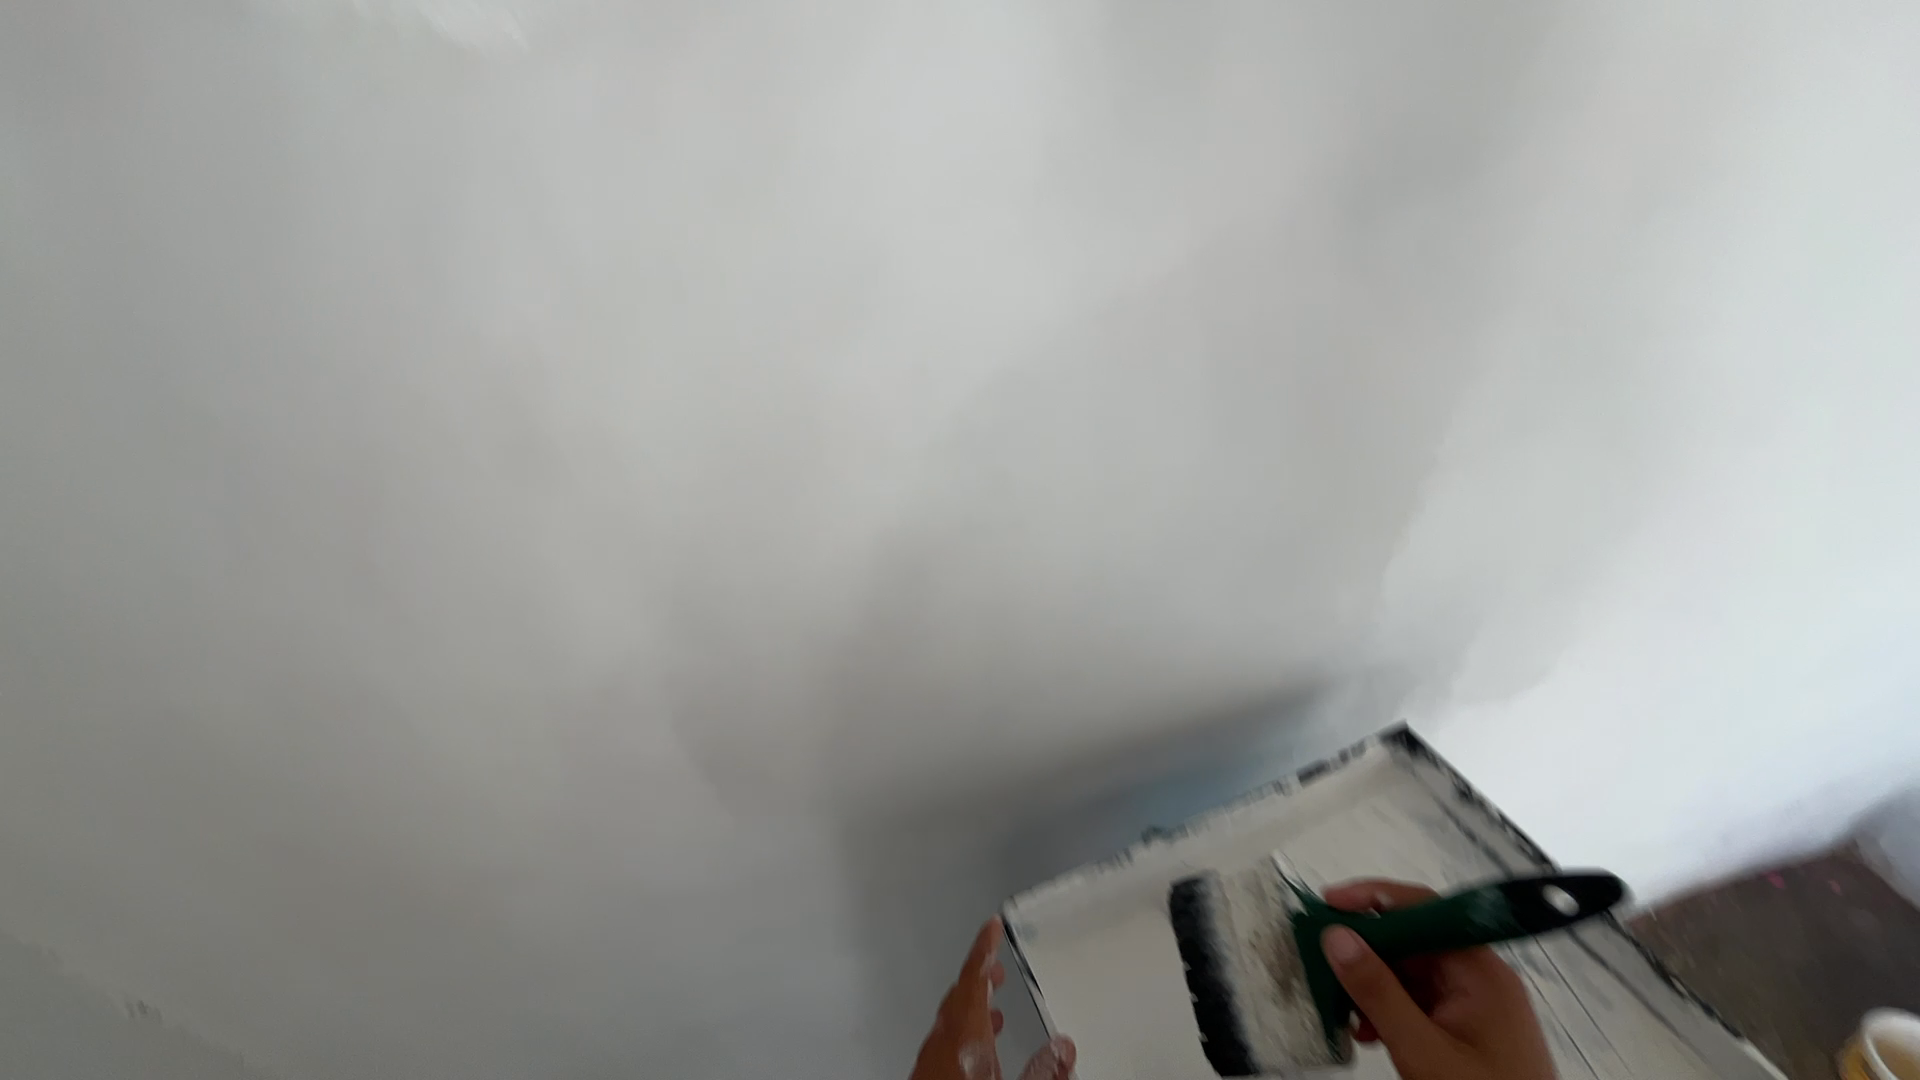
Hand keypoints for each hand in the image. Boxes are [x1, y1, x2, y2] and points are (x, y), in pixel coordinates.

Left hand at [909, 917, 1075, 1079]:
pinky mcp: (927, 1079)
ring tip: (996, 1006)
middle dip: (979, 975)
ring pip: (951, 1020)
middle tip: (998, 963)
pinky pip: (946, 1043)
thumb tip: (1064, 1045)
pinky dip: (965, 1032)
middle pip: (959, 996)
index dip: (983, 948)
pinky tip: (982, 1050)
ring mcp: (930, 1063)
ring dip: (973, 1006)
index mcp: (964, 1036)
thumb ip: (1045, 1073)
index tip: (992, 925)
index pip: (972, 978)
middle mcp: (942, 1043)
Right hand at [1321, 880, 1556, 1079]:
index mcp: (1479, 969)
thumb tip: (1334, 934)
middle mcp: (1479, 977)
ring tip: (1340, 1007)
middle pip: (1412, 939)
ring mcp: (1473, 1005)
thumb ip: (1377, 991)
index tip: (1327, 904)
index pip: (1422, 907)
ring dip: (1371, 984)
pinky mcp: (1465, 1030)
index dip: (1372, 898)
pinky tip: (1366, 1031)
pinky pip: (1416, 1000)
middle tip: (1321, 958)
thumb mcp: (1421, 1049)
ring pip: (1409, 971)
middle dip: (1365, 948)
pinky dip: (1386, 1008)